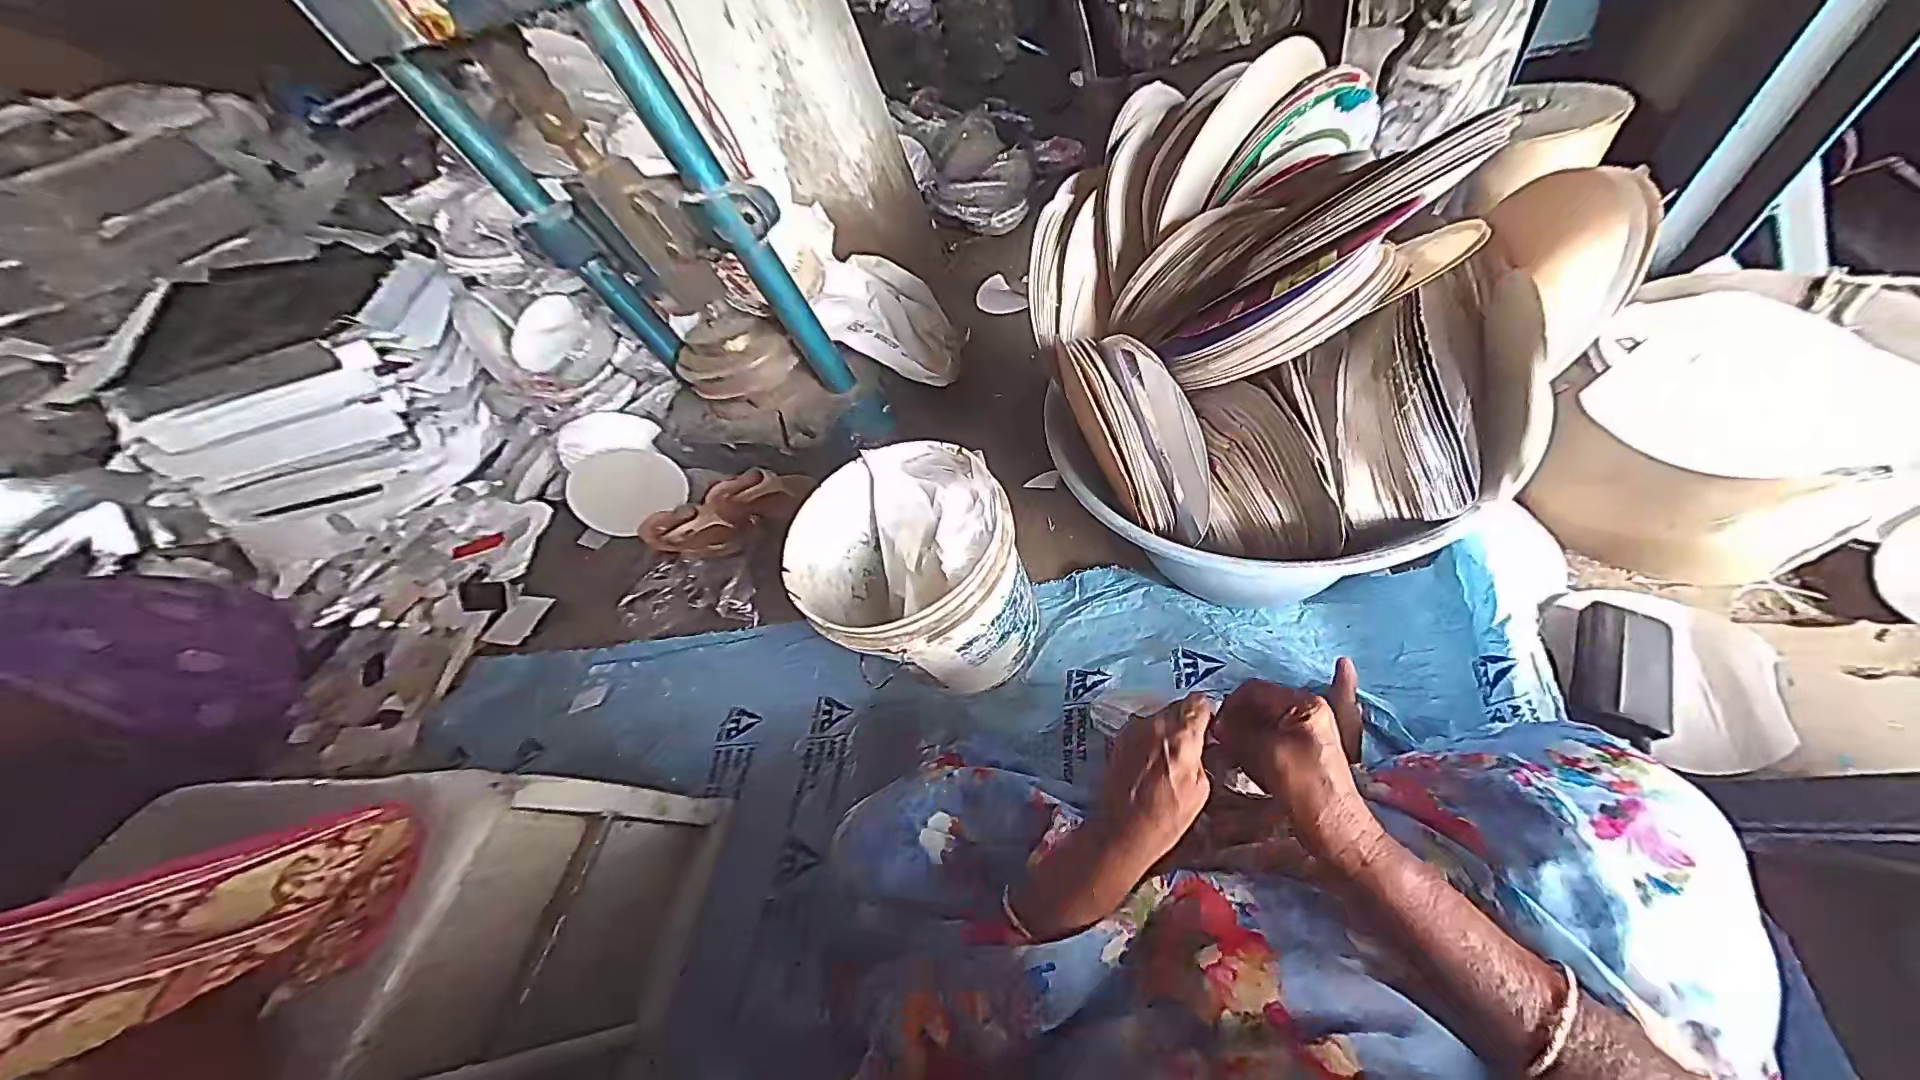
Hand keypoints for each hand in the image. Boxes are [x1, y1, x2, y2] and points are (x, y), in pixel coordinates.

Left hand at [1096, 693, 1212, 872]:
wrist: (1122, 829)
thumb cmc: (1167, 816)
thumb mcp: (1200, 788)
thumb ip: (1201, 754)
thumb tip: (1201, 739)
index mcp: (1180, 736)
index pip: (1198, 701)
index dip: (1205, 712)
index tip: (1208, 726)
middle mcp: (1155, 724)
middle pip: (1177, 707)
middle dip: (1185, 722)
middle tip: (1190, 746)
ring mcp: (1133, 728)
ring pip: (1158, 716)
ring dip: (1166, 729)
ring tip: (1168, 758)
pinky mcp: (1119, 736)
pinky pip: (1142, 727)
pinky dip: (1149, 737)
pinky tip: (1150, 762)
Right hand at [1214, 659, 1378, 861]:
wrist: (1336, 831)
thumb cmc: (1306, 789)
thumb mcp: (1267, 753)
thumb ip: (1239, 732)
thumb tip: (1218, 724)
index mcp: (1305, 704)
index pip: (1254, 690)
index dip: (1229, 706)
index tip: (1214, 728)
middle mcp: (1308, 711)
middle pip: (1257, 705)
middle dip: (1235, 722)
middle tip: (1220, 743)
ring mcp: (1306, 732)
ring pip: (1260, 723)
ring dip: (1242, 737)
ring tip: (1231, 755)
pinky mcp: (1301, 752)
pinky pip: (1268, 739)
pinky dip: (1253, 748)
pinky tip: (1246, 764)